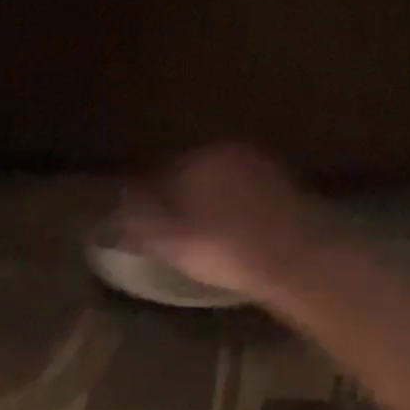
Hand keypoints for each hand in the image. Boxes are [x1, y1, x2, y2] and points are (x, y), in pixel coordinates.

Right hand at [118, 144, 320, 304]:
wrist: (295, 258)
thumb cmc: (223, 247)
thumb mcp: (168, 238)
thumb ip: (139, 219)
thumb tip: (114, 208)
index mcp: (197, 156)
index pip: (160, 173)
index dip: (149, 201)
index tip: (145, 225)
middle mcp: (231, 151)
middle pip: (195, 175)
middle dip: (183, 199)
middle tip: (176, 234)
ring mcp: (264, 169)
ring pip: (226, 187)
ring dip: (214, 206)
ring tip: (207, 239)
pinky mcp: (289, 192)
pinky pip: (251, 201)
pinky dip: (241, 215)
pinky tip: (238, 239)